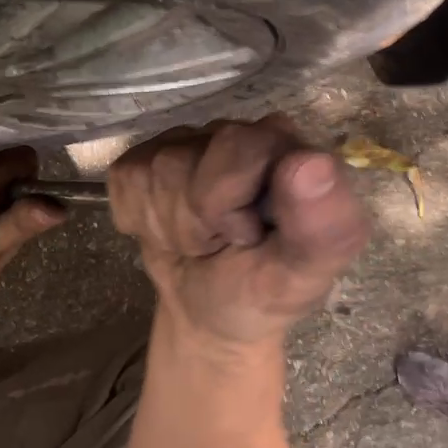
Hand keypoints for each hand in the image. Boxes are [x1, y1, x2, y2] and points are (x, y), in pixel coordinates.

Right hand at [106, 117, 368, 347]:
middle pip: (181, 159)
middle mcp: (234, 134)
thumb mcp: (303, 276)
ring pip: (150, 171)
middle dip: (192, 218)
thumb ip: (323, 223)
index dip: (226, 201)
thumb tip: (311, 162)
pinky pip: (124, 180)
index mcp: (286, 149)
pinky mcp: (141, 160)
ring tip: (195, 243)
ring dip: (166, 225)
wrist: (205, 313)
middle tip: (217, 243)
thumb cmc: (260, 294)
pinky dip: (138, 218)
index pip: (238, 144)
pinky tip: (164, 230)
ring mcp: (182, 143)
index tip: (244, 236)